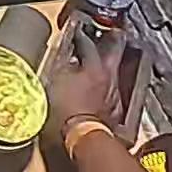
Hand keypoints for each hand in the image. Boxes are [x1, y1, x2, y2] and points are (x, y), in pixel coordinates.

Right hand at [43, 28, 119, 143]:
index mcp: (94, 68)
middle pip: (114, 51)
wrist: (84, 138)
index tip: (77, 33)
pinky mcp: (115, 109)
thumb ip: (62, 66)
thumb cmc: (67, 112)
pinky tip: (99, 88)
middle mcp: (109, 78)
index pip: (87, 44)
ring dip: (107, 64)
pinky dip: (106, 85)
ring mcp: (114, 94)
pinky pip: (112, 90)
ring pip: (114, 71)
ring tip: (99, 61)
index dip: (80, 37)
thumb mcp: (55, 83)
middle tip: (109, 33)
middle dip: (111, 40)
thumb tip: (65, 59)